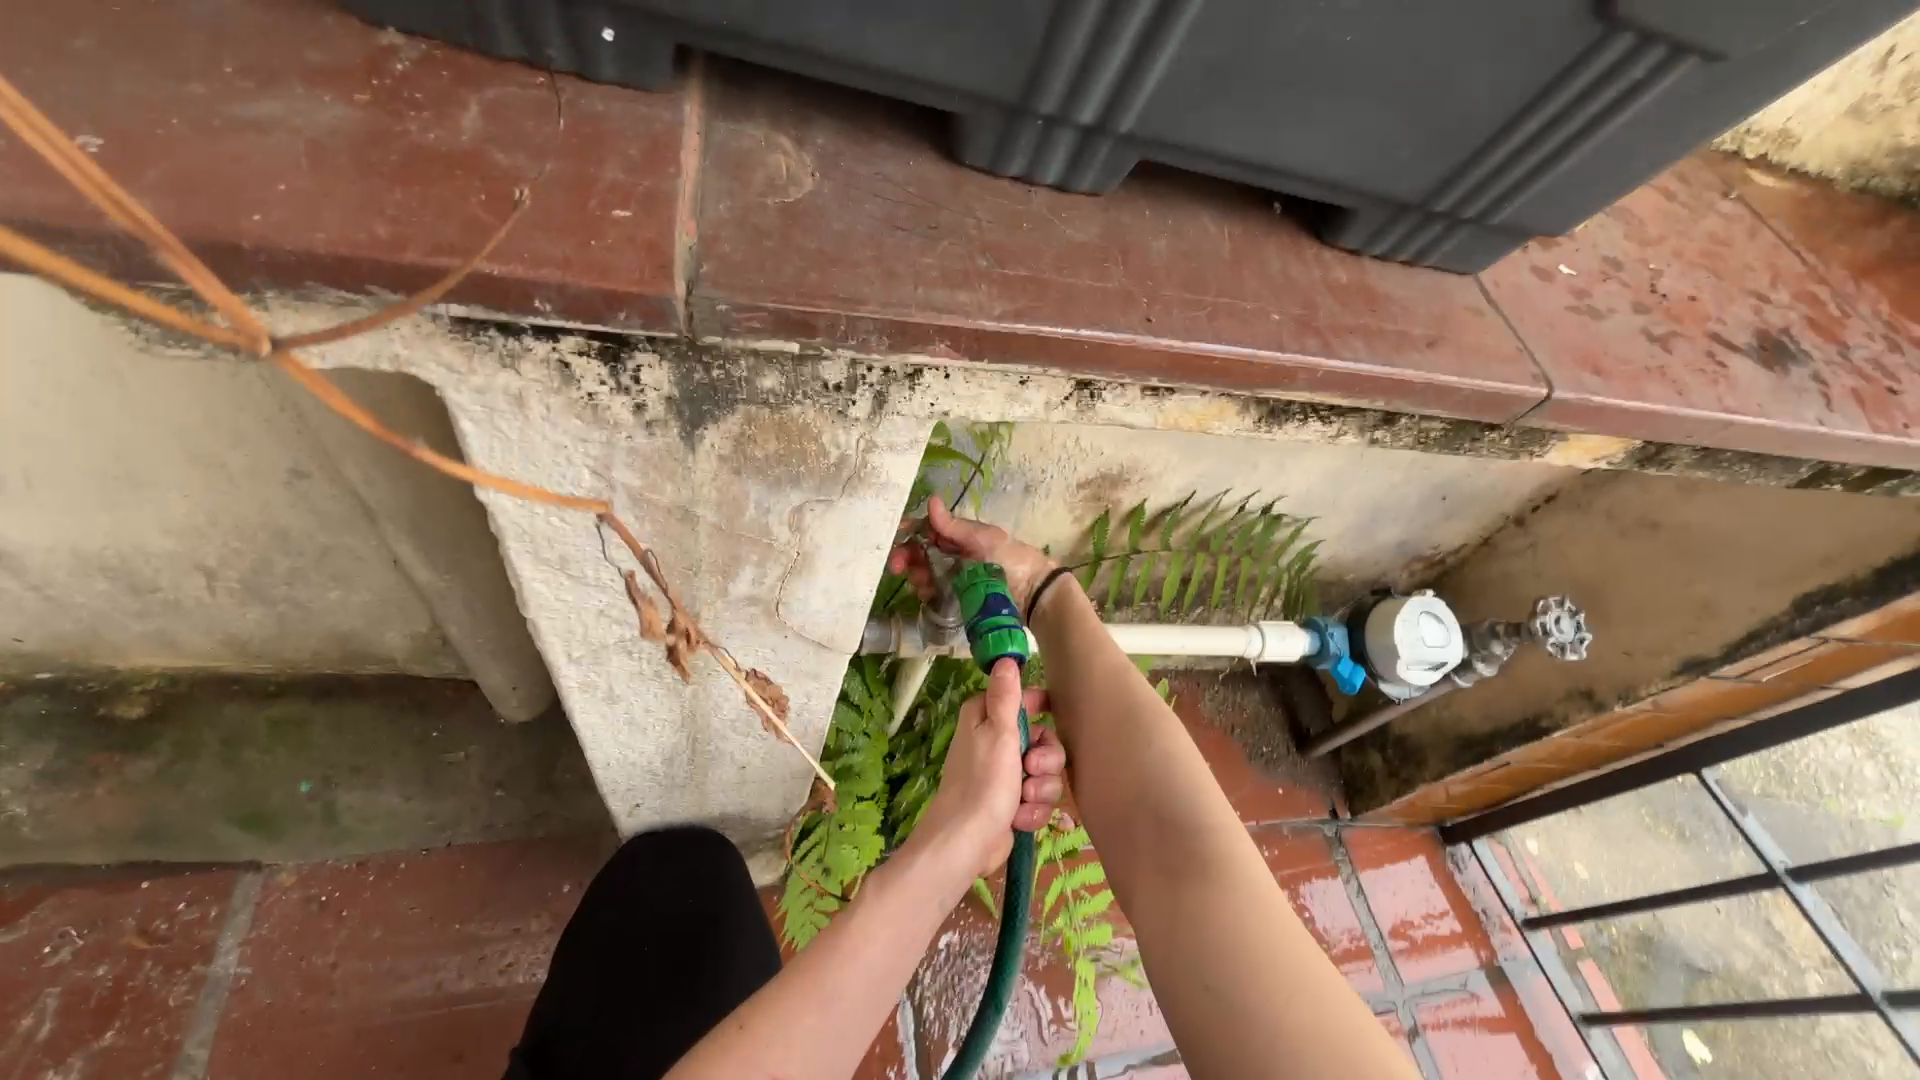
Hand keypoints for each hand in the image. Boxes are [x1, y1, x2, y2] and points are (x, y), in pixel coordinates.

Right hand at [888, 496, 1056, 614]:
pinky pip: (933, 593)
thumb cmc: (1011, 559)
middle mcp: (953, 554)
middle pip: (920, 552)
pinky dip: (926, 593)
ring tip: (921, 583)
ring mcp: (954, 576)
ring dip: (916, 576)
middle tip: (899, 568)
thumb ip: (955, 526)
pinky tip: (927, 595)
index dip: (909, 532)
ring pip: (924, 573)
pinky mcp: (956, 597)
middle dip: (907, 558)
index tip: (895, 538)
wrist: (1033, 593)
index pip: (927, 530)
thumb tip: (931, 500)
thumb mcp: (983, 540)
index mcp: (960, 535)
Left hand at [911, 658, 1066, 881]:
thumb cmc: (982, 783)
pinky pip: (1038, 799)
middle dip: (1045, 761)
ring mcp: (1004, 775)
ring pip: (1045, 772)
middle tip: (1030, 770)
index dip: (1043, 710)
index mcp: (987, 718)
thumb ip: (1006, 696)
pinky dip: (1032, 810)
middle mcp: (995, 742)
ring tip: (1023, 800)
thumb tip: (1006, 658)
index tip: (1054, 717)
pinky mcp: (1012, 802)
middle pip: (1044, 740)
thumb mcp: (998, 733)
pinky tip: (1019, 819)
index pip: (1026, 700)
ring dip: (1040, 789)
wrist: (966, 842)